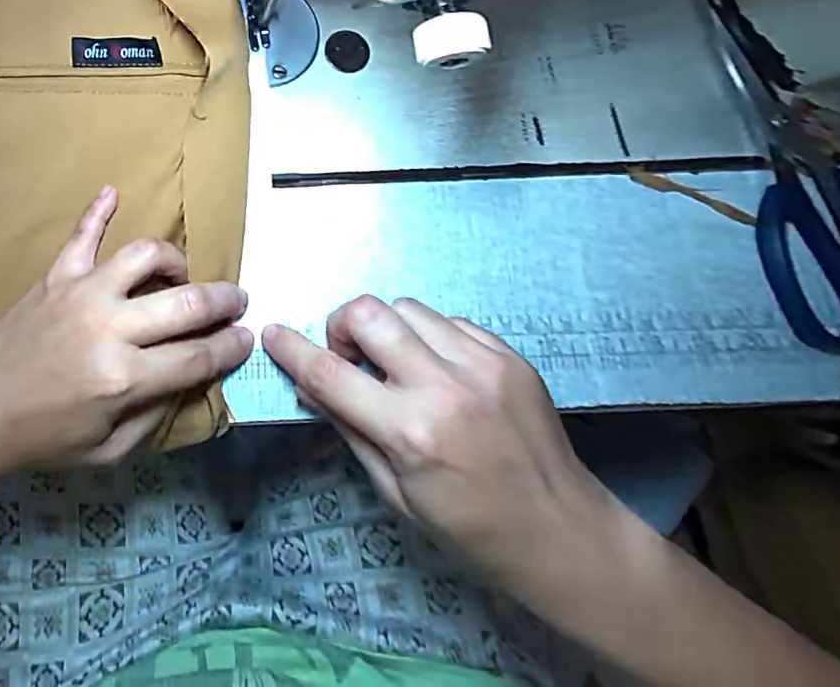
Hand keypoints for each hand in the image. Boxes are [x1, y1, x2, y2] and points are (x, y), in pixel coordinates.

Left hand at [0, 186, 252, 476]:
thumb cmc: (40, 439)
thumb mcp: (107, 451)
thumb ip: (155, 412)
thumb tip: (188, 376)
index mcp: (124, 378)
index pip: (198, 356)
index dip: (231, 347)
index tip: (248, 337)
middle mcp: (109, 326)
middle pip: (187, 302)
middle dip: (225, 300)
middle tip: (238, 300)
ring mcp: (81, 293)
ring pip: (145, 255)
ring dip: (175, 261)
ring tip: (181, 274)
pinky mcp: (56, 277)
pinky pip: (82, 235)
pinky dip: (97, 210)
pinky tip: (112, 191)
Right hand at [262, 296, 634, 592]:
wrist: (564, 533)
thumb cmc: (469, 528)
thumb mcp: (394, 492)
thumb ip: (349, 428)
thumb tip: (311, 384)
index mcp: (410, 432)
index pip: (329, 374)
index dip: (292, 350)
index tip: (274, 334)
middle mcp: (444, 386)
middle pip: (369, 314)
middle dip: (343, 326)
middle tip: (351, 356)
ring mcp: (482, 363)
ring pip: (407, 307)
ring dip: (388, 330)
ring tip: (399, 365)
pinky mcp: (508, 354)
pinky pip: (449, 321)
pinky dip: (429, 339)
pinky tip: (441, 371)